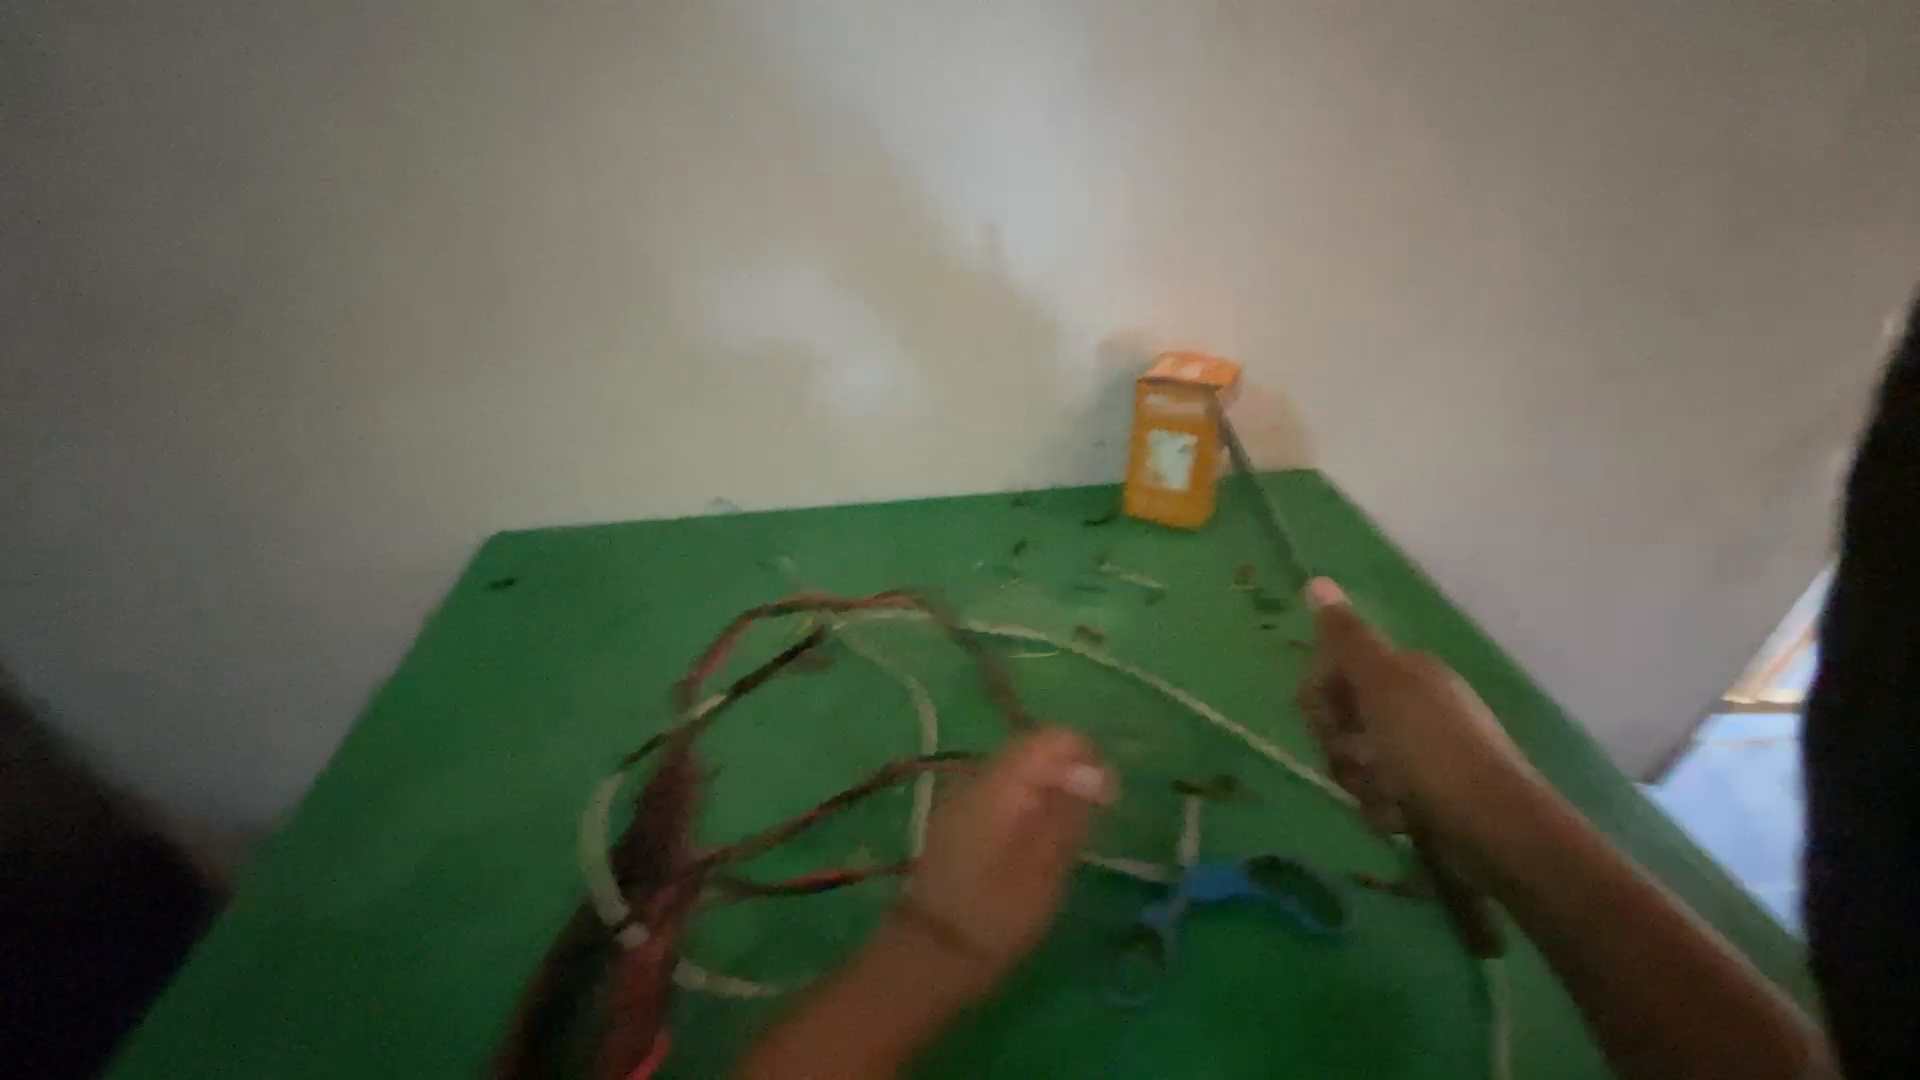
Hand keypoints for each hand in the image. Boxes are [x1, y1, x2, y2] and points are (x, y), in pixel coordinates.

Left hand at [896, 728, 1113, 988]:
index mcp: (1002, 780)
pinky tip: (1033, 841)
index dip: (1087, 757)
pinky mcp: (957, 816)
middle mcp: (978, 774)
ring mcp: (963, 794)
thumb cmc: (998, 912)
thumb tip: (1096, 768)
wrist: (932, 952)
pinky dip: (1026, 804)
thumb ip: (1069, 810)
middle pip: (1034, 749)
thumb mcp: (1046, 865)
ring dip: (1048, 790)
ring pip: (1018, 770)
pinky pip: (1002, 792)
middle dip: (1069, 774)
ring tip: (1065, 834)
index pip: (1053, 738)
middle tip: (1091, 820)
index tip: (1106, 799)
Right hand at [1296, 577, 1539, 864]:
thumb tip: (1316, 580)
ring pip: (1353, 759)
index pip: (1333, 671)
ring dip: (1358, 779)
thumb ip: (1346, 636)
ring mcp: (1421, 749)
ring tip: (1386, 793)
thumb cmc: (1430, 747)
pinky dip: (1381, 806)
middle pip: (1340, 717)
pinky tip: (1400, 816)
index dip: (1320, 697)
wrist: (1492, 827)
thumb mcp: (1382, 683)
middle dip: (1339, 744)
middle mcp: (1413, 702)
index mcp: (1405, 670)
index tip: (1331, 719)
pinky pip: (1376, 793)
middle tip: (1361, 758)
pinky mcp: (1425, 792)